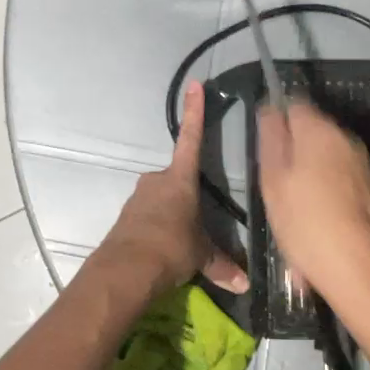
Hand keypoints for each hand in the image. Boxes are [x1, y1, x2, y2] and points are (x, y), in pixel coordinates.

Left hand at [94, 81, 249, 294]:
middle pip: (176, 181)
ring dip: (170, 219)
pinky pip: (147, 220)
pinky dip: (156, 233)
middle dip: (186, 200)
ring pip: (161, 202)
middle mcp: (157, 181)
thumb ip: (222, 265)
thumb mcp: (201, 257)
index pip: (191, 139)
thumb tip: (244, 284)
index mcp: (180, 180)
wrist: (126, 269)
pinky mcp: (125, 219)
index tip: (193, 85)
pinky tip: (163, 253)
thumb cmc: (171, 249)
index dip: (194, 112)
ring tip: (181, 246)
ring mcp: (138, 199)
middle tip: (197, 227)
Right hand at [256, 102, 369, 301]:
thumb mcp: (273, 180)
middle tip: (273, 185)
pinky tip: (312, 226)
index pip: (292, 102)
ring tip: (291, 212)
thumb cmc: (307, 223)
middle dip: (290, 151)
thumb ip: (271, 137)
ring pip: (321, 158)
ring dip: (304, 176)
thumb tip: (270, 108)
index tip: (262, 149)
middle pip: (309, 131)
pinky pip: (335, 180)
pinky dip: (321, 195)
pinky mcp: (368, 189)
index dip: (274, 119)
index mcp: (320, 129)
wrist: (363, 270)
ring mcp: (360, 164)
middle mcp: (344, 138)